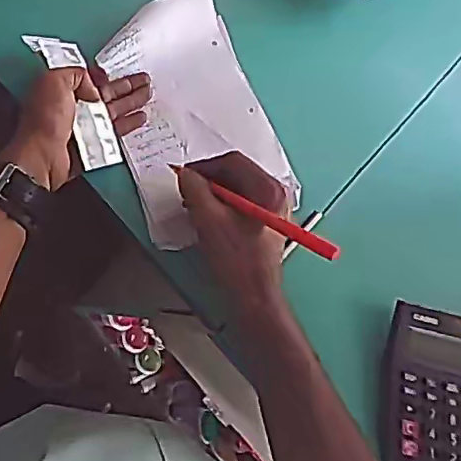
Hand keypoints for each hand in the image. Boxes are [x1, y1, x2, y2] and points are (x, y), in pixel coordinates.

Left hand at [1, 66, 151, 189]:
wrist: (43, 157)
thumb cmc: (45, 120)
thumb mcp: (55, 81)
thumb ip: (75, 74)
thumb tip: (93, 86)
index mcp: (62, 90)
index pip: (87, 79)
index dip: (103, 75)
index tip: (117, 72)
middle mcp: (72, 108)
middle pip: (106, 94)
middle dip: (126, 86)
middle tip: (145, 81)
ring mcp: (83, 128)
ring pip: (113, 111)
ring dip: (131, 102)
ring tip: (148, 95)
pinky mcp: (92, 145)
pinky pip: (114, 132)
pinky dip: (127, 124)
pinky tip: (140, 118)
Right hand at [177, 152, 287, 309]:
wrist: (254, 298)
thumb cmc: (237, 261)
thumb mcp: (208, 219)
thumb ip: (194, 189)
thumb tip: (186, 174)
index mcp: (269, 189)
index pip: (233, 161)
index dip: (204, 166)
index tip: (184, 174)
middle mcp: (276, 194)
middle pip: (237, 173)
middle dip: (208, 179)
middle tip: (187, 189)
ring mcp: (273, 209)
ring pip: (237, 188)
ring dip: (213, 193)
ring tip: (194, 205)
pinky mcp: (266, 223)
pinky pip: (241, 203)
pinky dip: (222, 205)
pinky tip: (207, 218)